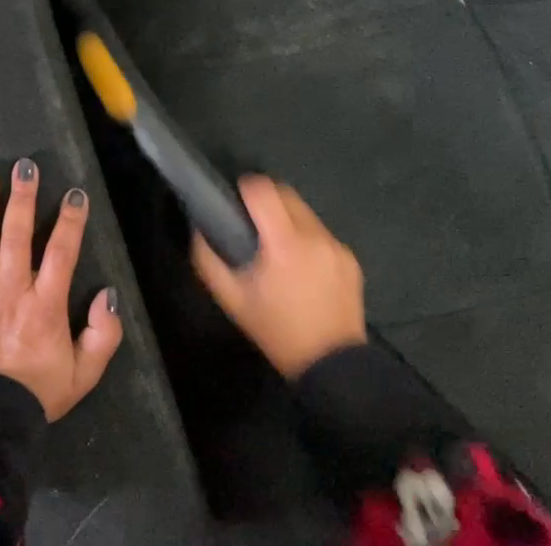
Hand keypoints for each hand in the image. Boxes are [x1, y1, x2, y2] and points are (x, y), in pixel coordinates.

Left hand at [0, 159, 123, 420]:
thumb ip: (102, 335)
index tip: (74, 194)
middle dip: (23, 197)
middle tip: (25, 165)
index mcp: (46, 305)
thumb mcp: (84, 373)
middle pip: (18, 235)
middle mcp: (12, 290)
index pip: (61, 252)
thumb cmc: (36, 394)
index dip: (69, 221)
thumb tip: (107, 294)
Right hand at [193, 175, 366, 379]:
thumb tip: (199, 229)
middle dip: (267, 200)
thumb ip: (208, 259)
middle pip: (287, 194)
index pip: (263, 190)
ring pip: (306, 213)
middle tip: (252, 222)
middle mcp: (314, 236)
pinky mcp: (351, 259)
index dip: (245, 187)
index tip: (235, 200)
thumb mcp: (231, 299)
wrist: (331, 364)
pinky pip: (322, 235)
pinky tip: (301, 267)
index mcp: (284, 243)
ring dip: (288, 219)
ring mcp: (336, 247)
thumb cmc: (276, 330)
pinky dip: (307, 240)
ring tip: (277, 246)